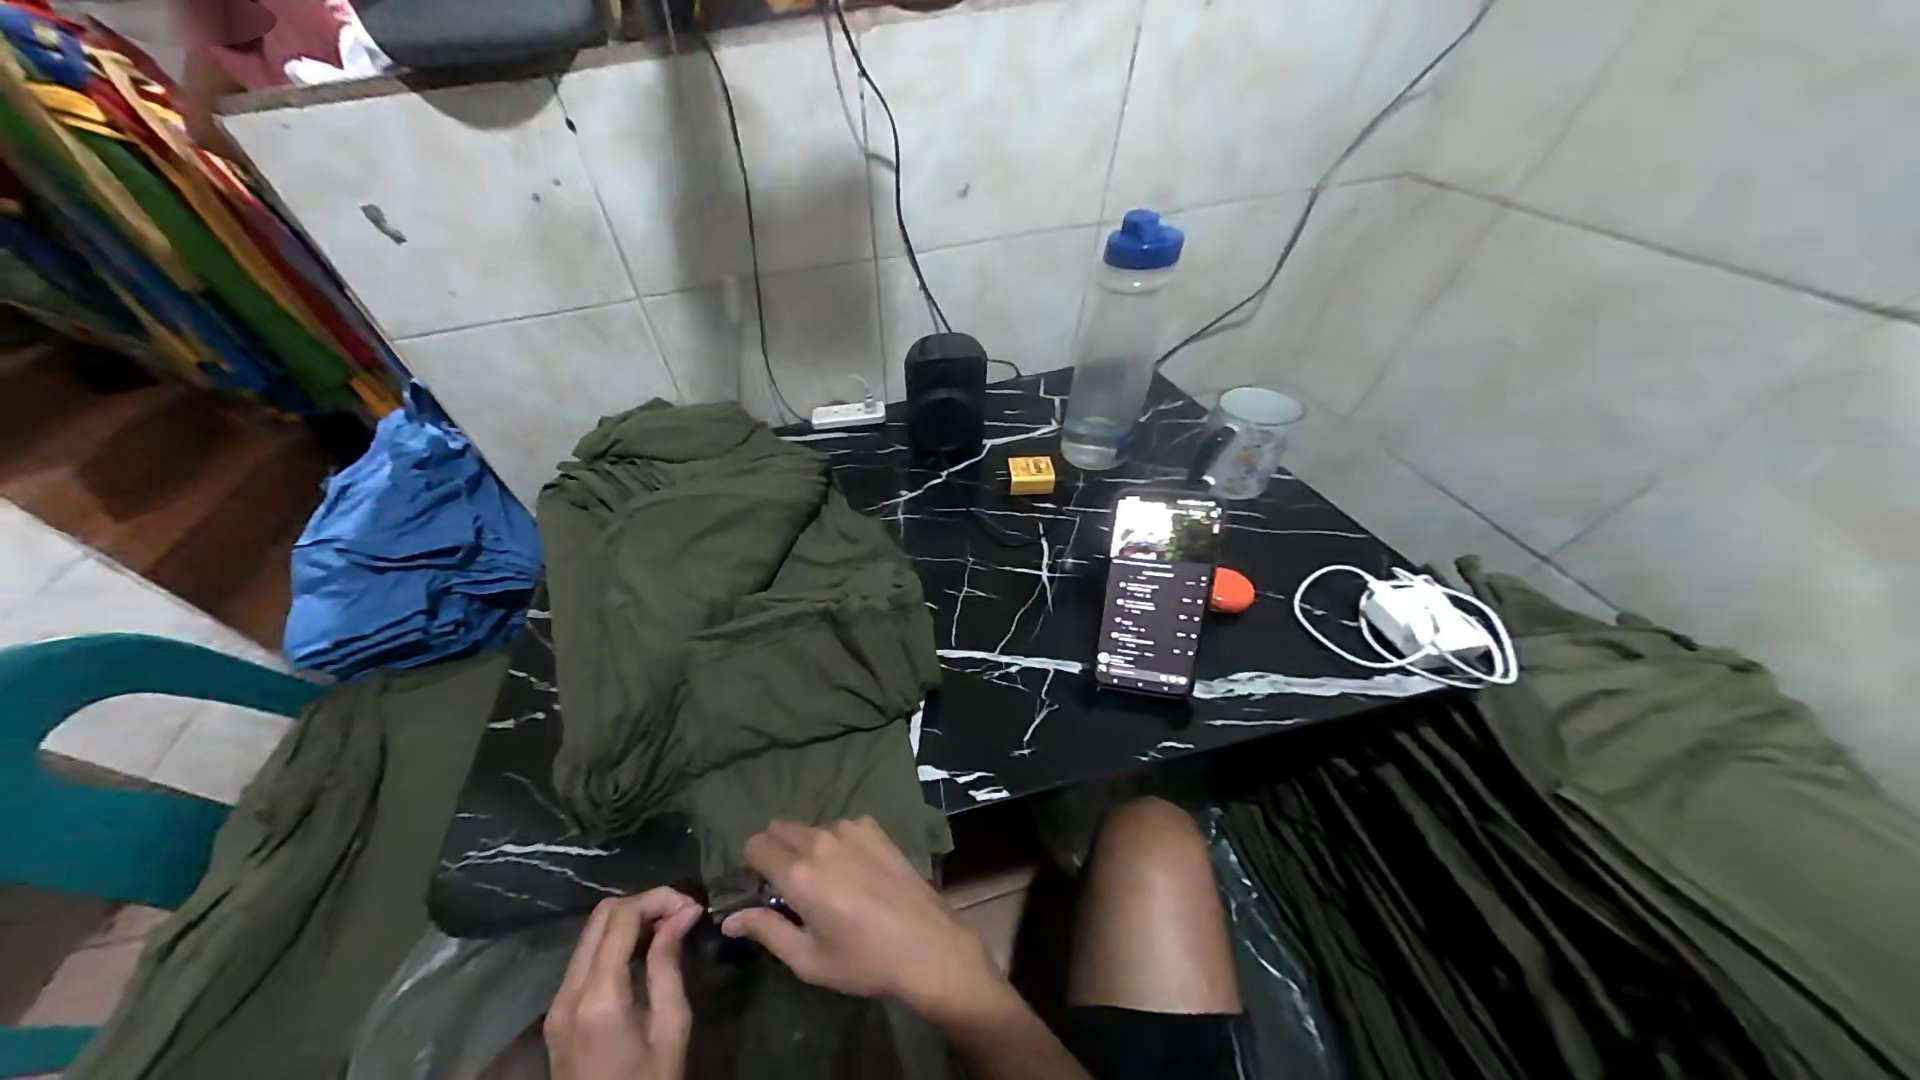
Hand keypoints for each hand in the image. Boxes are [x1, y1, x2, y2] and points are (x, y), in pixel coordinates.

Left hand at [546, 888, 703, 1079]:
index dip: (659, 898)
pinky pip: (586, 957)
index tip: (692, 906)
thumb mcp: (671, 1027)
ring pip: (591, 933)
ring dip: (630, 919)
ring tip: (669, 928)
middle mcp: (567, 994)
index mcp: (597, 998)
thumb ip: (669, 963)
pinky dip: (616, 941)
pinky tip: (645, 950)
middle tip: (681, 913)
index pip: (622, 917)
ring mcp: (557, 1006)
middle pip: (601, 916)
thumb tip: (685, 911)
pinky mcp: (558, 1015)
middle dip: (644, 903)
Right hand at [721, 818, 1011, 1027]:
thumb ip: (766, 930)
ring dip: (809, 847)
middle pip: (781, 828)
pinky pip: (842, 828)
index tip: (761, 887)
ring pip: (812, 828)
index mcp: (799, 873)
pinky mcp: (875, 828)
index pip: (755, 844)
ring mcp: (851, 829)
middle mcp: (821, 841)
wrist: (926, 944)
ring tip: (829, 881)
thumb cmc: (862, 959)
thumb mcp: (807, 958)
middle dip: (776, 850)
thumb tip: (729, 919)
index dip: (751, 864)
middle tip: (790, 886)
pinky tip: (856, 871)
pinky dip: (838, 843)